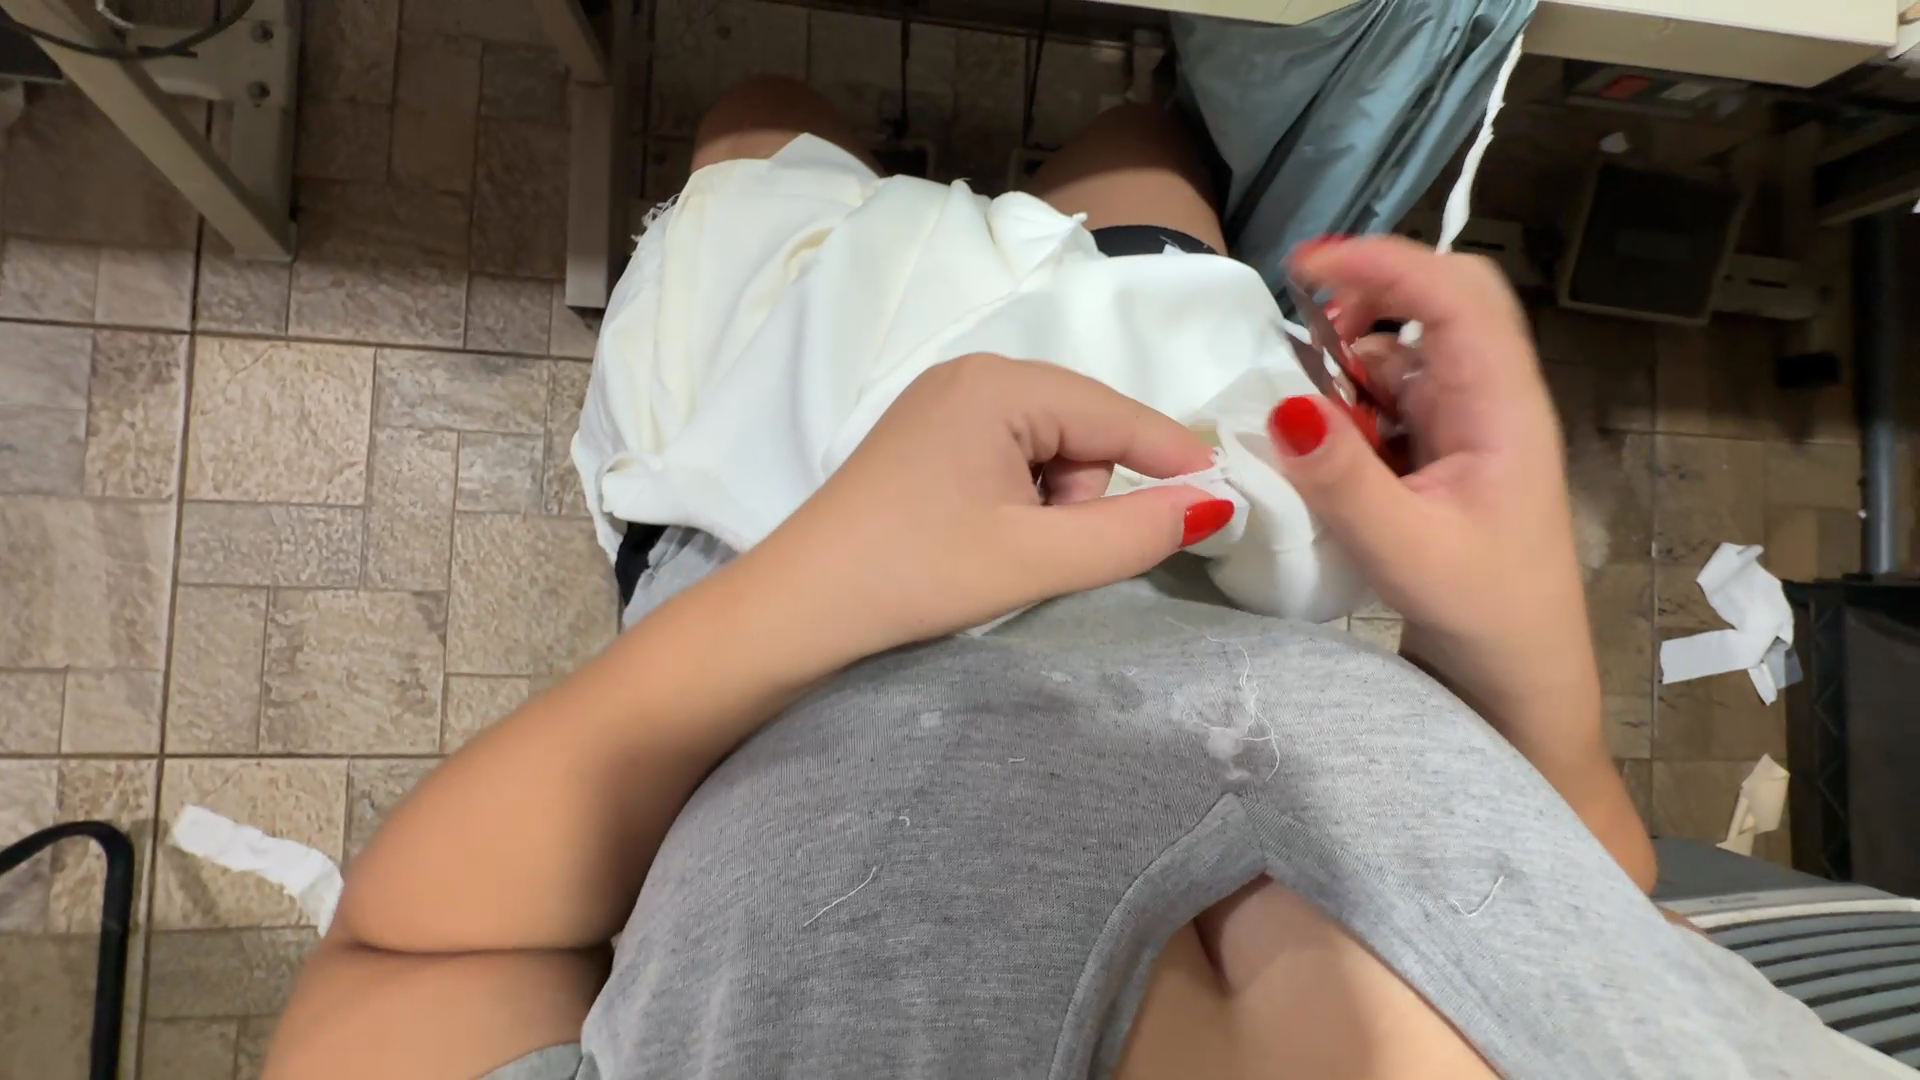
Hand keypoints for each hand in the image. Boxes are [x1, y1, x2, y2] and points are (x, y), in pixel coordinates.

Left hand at [742, 353, 1234, 668]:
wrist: (800, 607)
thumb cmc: (917, 575)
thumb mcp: (1035, 558)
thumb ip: (1133, 532)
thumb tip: (1212, 503)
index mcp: (1000, 384)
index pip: (1117, 413)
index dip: (1174, 454)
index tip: (1225, 492)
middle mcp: (972, 375)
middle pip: (1082, 428)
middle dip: (1081, 493)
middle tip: (1038, 547)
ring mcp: (944, 403)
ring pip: (1047, 448)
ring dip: (1048, 501)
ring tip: (1001, 547)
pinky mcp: (929, 437)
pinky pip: (1008, 456)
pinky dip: (1017, 499)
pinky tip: (978, 534)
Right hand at [1270, 236, 1597, 753]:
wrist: (1514, 675)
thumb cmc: (1482, 613)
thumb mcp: (1401, 548)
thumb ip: (1341, 478)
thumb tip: (1282, 403)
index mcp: (1502, 408)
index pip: (1456, 296)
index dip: (1383, 263)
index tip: (1303, 264)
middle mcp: (1487, 402)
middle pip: (1433, 309)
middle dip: (1363, 303)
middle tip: (1299, 331)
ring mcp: (1462, 428)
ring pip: (1400, 359)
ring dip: (1345, 370)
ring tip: (1304, 421)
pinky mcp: (1437, 455)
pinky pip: (1386, 406)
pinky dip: (1345, 410)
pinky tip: (1322, 450)